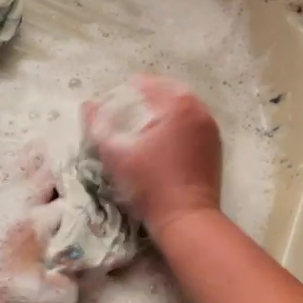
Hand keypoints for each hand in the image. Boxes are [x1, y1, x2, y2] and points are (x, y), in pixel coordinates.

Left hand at [0, 157, 78, 302]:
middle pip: (46, 170)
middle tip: (76, 155)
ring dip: (34, 157)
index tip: (97, 189)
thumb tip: (85, 268)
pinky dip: (3, 166)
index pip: (73, 199)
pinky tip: (9, 163)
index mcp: (38, 224)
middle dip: (64, 164)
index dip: (88, 194)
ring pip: (16, 165)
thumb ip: (73, 282)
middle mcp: (14, 202)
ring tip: (46, 148)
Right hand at [83, 75, 222, 232]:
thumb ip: (98, 125)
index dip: (123, 92)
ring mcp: (210, 129)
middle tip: (123, 116)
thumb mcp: (116, 154)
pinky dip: (175, 127)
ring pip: (181, 109)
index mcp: (178, 105)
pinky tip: (160, 144)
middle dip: (144, 100)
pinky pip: (192, 125)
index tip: (109, 108)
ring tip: (140, 129)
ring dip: (160, 113)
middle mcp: (199, 110)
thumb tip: (88, 104)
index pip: (146, 83)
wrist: (187, 219)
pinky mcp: (215, 147)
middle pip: (166, 92)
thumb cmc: (150, 185)